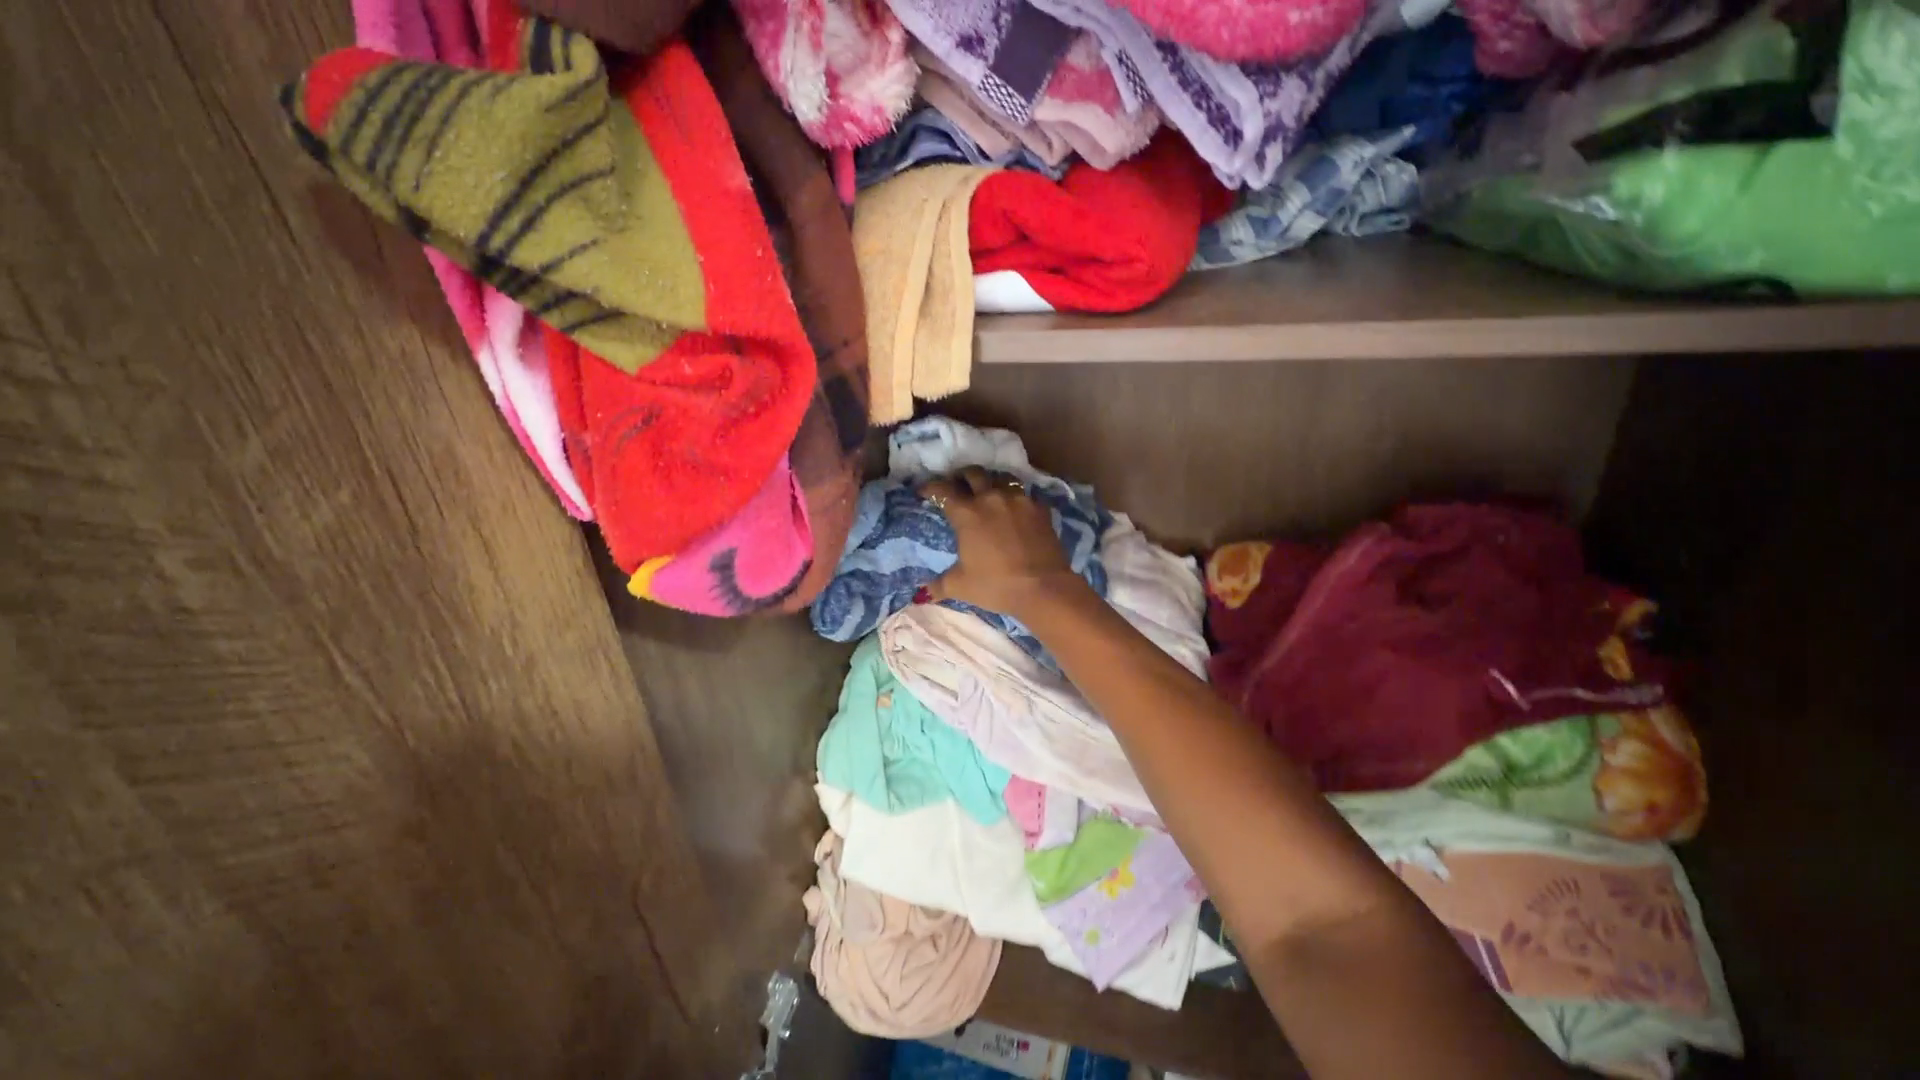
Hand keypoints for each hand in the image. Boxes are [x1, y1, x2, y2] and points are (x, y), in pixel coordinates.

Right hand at [920, 467, 1089, 618]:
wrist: (1043, 587)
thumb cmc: (996, 585)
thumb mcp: (961, 586)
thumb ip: (939, 585)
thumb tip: (922, 594)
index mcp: (967, 514)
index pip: (943, 490)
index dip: (931, 488)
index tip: (924, 491)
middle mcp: (991, 499)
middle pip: (974, 473)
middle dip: (963, 476)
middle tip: (959, 484)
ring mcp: (1019, 500)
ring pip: (1002, 478)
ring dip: (992, 482)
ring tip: (990, 492)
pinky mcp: (1040, 508)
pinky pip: (1026, 495)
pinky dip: (1017, 499)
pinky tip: (1017, 510)